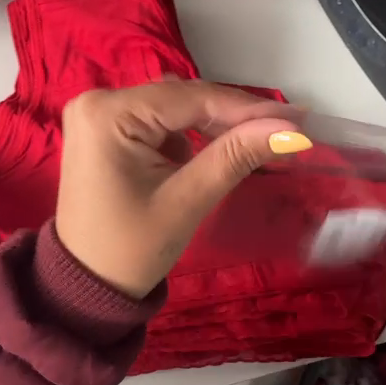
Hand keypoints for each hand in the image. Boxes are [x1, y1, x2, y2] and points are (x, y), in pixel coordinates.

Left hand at [56, 81, 305, 297]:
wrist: (86, 286)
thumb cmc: (130, 250)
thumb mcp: (186, 201)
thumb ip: (235, 157)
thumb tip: (292, 130)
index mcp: (107, 114)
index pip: (190, 99)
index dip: (247, 108)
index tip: (299, 117)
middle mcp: (98, 102)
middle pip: (182, 99)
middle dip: (234, 115)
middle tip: (290, 126)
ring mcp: (98, 115)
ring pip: (174, 109)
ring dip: (216, 124)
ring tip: (264, 137)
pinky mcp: (106, 132)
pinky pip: (160, 122)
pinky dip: (191, 134)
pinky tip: (223, 147)